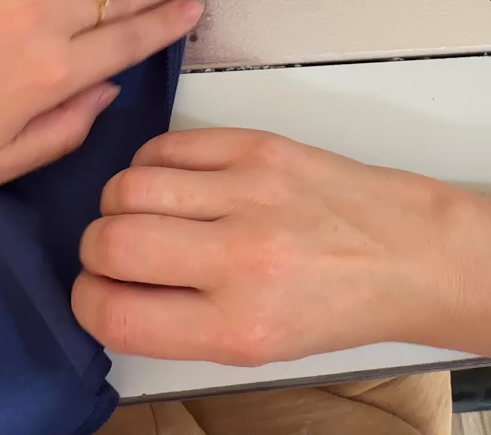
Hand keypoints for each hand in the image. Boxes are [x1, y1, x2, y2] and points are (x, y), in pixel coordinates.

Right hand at [72, 129, 480, 365]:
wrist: (404, 249)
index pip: (117, 313)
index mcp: (239, 327)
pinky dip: (150, 163)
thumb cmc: (333, 307)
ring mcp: (247, 191)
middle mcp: (239, 258)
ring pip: (130, 184)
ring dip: (119, 202)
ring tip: (144, 211)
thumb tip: (109, 285)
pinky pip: (165, 144)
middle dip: (94, 247)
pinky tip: (170, 180)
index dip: (86, 301)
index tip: (96, 290)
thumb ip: (179, 321)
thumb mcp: (258, 346)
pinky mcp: (254, 144)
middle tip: (114, 249)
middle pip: (112, 240)